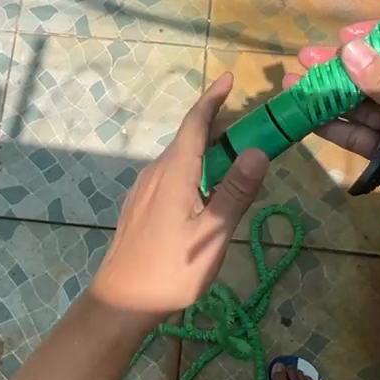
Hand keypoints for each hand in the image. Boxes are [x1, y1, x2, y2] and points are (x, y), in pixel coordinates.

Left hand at [89, 74, 268, 317]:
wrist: (122, 300)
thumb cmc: (171, 269)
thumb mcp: (213, 234)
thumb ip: (235, 192)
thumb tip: (258, 150)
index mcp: (174, 172)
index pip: (195, 123)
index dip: (212, 99)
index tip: (228, 79)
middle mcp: (155, 173)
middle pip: (189, 139)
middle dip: (219, 129)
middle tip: (252, 133)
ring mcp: (143, 190)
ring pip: (179, 160)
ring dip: (207, 154)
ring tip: (236, 165)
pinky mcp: (139, 207)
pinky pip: (170, 177)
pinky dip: (193, 172)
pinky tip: (206, 195)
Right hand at [287, 21, 379, 258]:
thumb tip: (347, 51)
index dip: (379, 38)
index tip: (345, 35)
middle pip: (379, 73)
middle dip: (343, 66)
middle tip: (306, 57)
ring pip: (361, 104)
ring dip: (329, 94)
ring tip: (293, 83)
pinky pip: (354, 133)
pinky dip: (330, 125)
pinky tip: (304, 114)